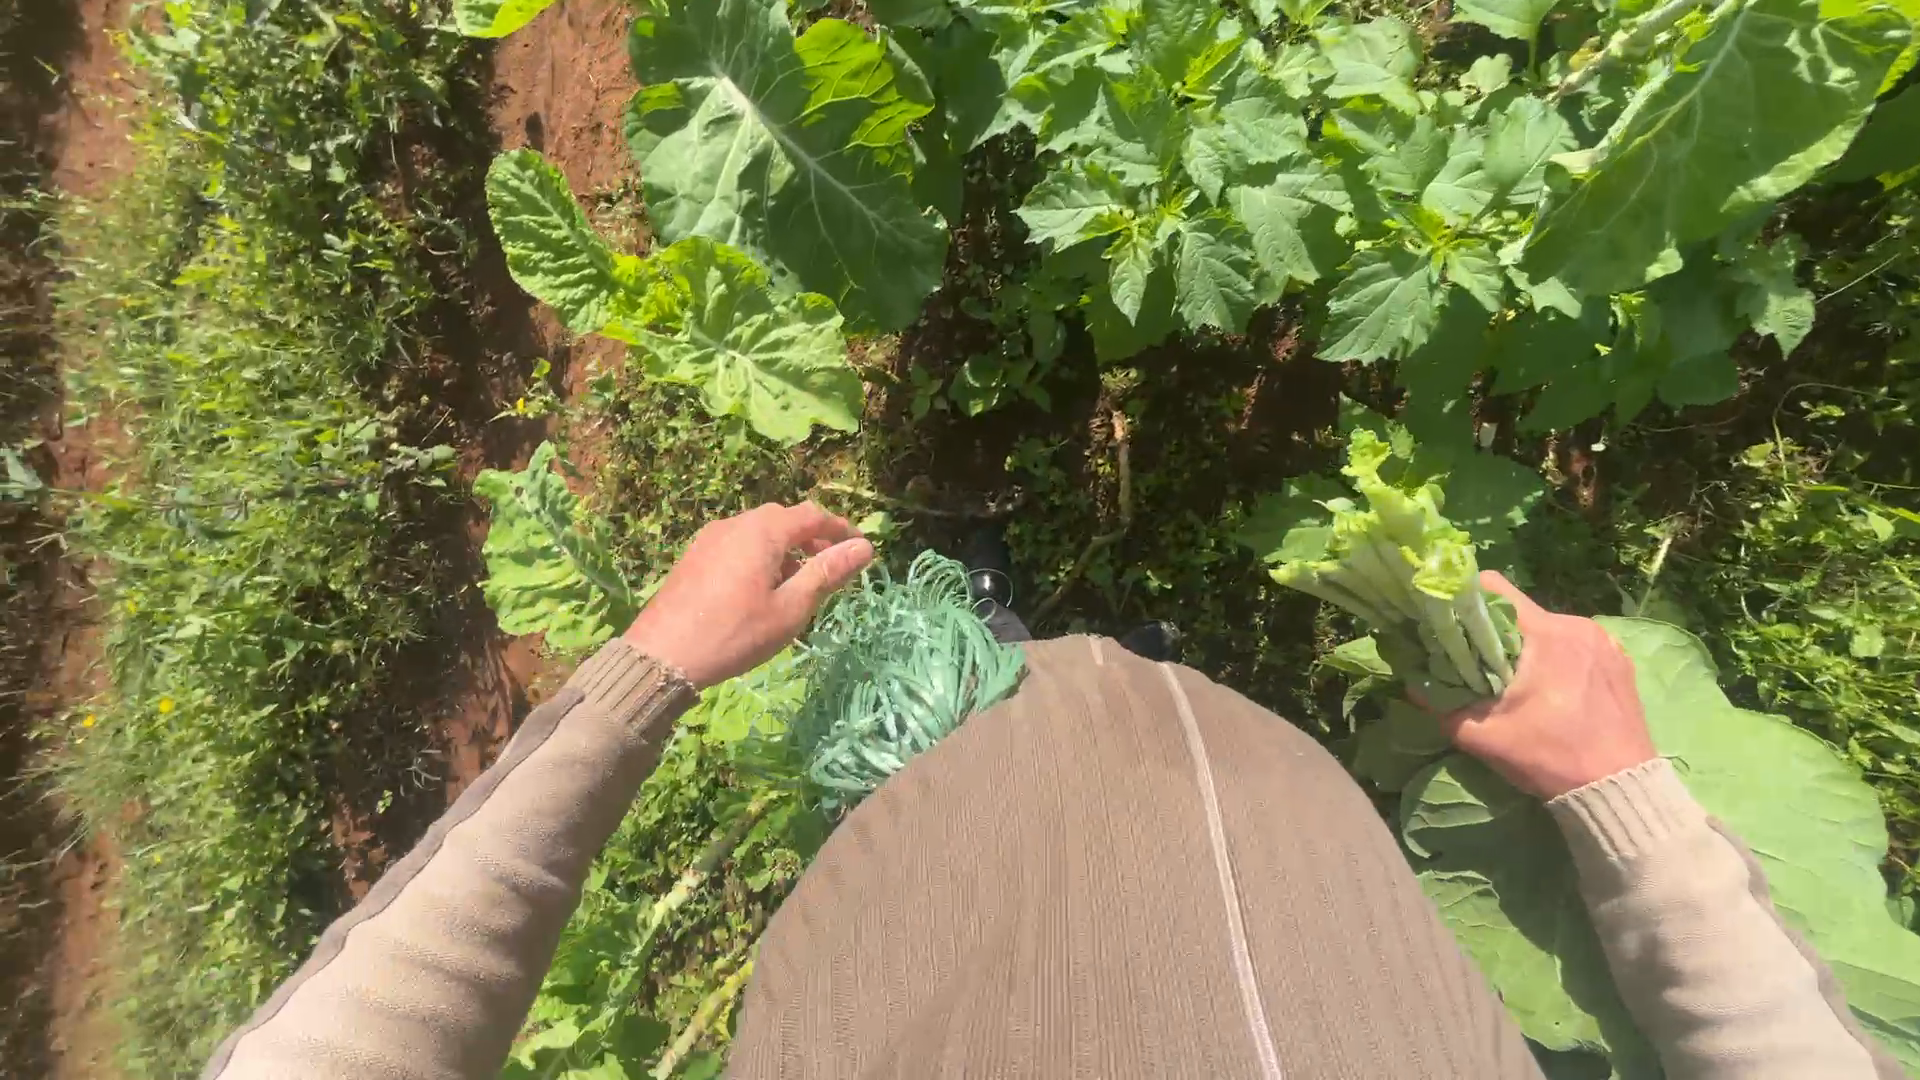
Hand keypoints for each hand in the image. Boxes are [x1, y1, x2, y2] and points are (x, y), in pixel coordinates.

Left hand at [623, 503, 873, 689]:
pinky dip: (761, 554)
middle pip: (784, 518)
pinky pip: (738, 543)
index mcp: (763, 532)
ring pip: (759, 531)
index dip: (840, 528)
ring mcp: (710, 538)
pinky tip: (762, 587)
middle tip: (830, 565)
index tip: (860, 547)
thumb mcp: (791, 607)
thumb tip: (865, 547)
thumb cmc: (737, 633)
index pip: (812, 515)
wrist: (663, 656)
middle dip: (812, 536)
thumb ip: (827, 572)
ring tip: (798, 582)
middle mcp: (736, 524)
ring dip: (786, 547)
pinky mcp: (694, 555)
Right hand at [1439, 571, 1657, 799]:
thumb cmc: (1549, 756)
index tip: (1445, 621)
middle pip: (1515, 608)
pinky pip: (1570, 641)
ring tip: (1510, 675)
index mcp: (1545, 634)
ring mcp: (1604, 642)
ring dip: (1521, 642)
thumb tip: (1412, 683)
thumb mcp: (1480, 734)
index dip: (1461, 598)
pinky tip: (1546, 683)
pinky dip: (1550, 653)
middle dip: (1489, 628)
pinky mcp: (1619, 660)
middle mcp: (1577, 626)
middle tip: (1472, 658)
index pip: (1491, 587)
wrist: (1621, 792)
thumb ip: (1440, 704)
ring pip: (1542, 625)